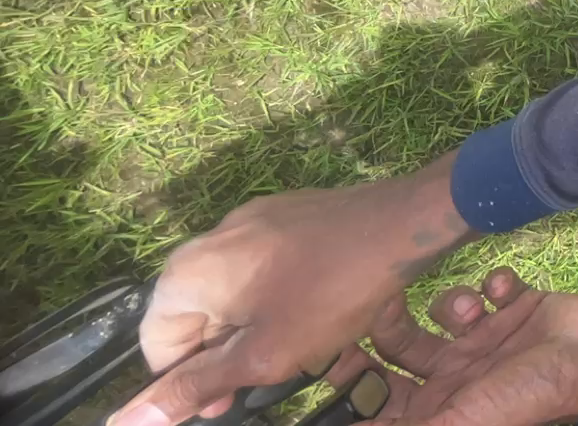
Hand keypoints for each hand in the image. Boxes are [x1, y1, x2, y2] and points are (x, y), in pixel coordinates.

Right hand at [122, 156, 475, 425]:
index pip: (159, 342)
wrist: (416, 219)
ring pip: (250, 288)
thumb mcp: (262, 352)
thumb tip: (123, 423)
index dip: (188, 380)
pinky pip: (285, 262)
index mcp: (192, 268)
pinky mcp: (310, 210)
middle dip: (235, 349)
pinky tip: (333, 305)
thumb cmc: (336, 289)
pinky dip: (297, 290)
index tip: (229, 399)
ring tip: (310, 340)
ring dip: (269, 321)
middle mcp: (222, 233)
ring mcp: (271, 215)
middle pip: (205, 312)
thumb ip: (193, 386)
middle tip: (276, 369)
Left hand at [330, 267, 577, 425]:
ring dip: (454, 303)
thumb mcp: (457, 422)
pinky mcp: (518, 304)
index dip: (353, 375)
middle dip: (391, 327)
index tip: (339, 349)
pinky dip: (495, 282)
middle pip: (403, 346)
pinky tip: (503, 288)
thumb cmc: (524, 395)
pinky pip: (493, 285)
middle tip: (385, 303)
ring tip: (474, 309)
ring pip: (447, 310)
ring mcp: (487, 335)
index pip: (375, 394)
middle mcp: (454, 370)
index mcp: (433, 406)